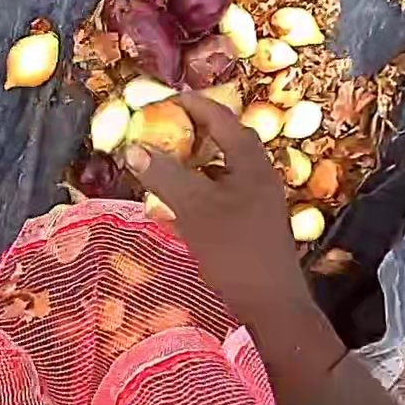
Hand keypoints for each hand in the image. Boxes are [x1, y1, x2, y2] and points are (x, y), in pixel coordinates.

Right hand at [121, 91, 345, 404]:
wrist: (271, 305)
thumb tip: (133, 147)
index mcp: (251, 162)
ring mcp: (259, 201)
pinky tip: (181, 205)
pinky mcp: (253, 223)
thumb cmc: (235, 251)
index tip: (166, 98)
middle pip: (227, 140)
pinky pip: (223, 193)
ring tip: (169, 161)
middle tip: (165, 127)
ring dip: (198, 161)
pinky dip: (201, 189)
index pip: (222, 118)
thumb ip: (165, 175)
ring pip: (225, 169)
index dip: (194, 104)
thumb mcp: (194, 208)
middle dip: (196, 131)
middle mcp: (260, 175)